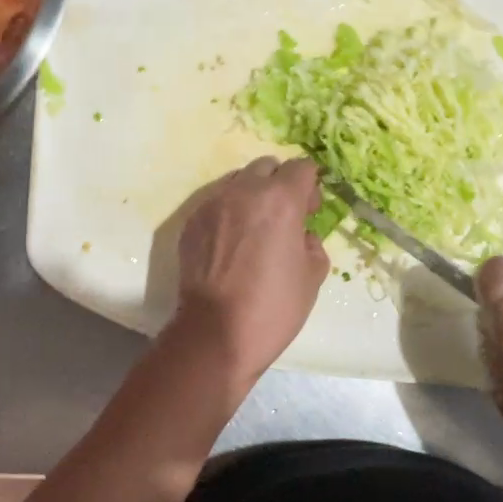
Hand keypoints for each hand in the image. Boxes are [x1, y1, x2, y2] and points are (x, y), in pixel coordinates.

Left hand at [169, 157, 329, 383]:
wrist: (215, 334)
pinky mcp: (190, 224)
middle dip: (278, 185)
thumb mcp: (312, 278)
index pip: (301, 168)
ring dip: (250, 197)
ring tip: (253, 232)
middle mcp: (243, 192)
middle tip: (283, 219)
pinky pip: (214, 206)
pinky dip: (227, 216)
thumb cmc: (272, 309)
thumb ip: (312, 244)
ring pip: (236, 183)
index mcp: (280, 200)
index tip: (309, 212)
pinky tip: (230, 248)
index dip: (310, 187)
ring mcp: (211, 206)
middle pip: (266, 167)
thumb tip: (301, 236)